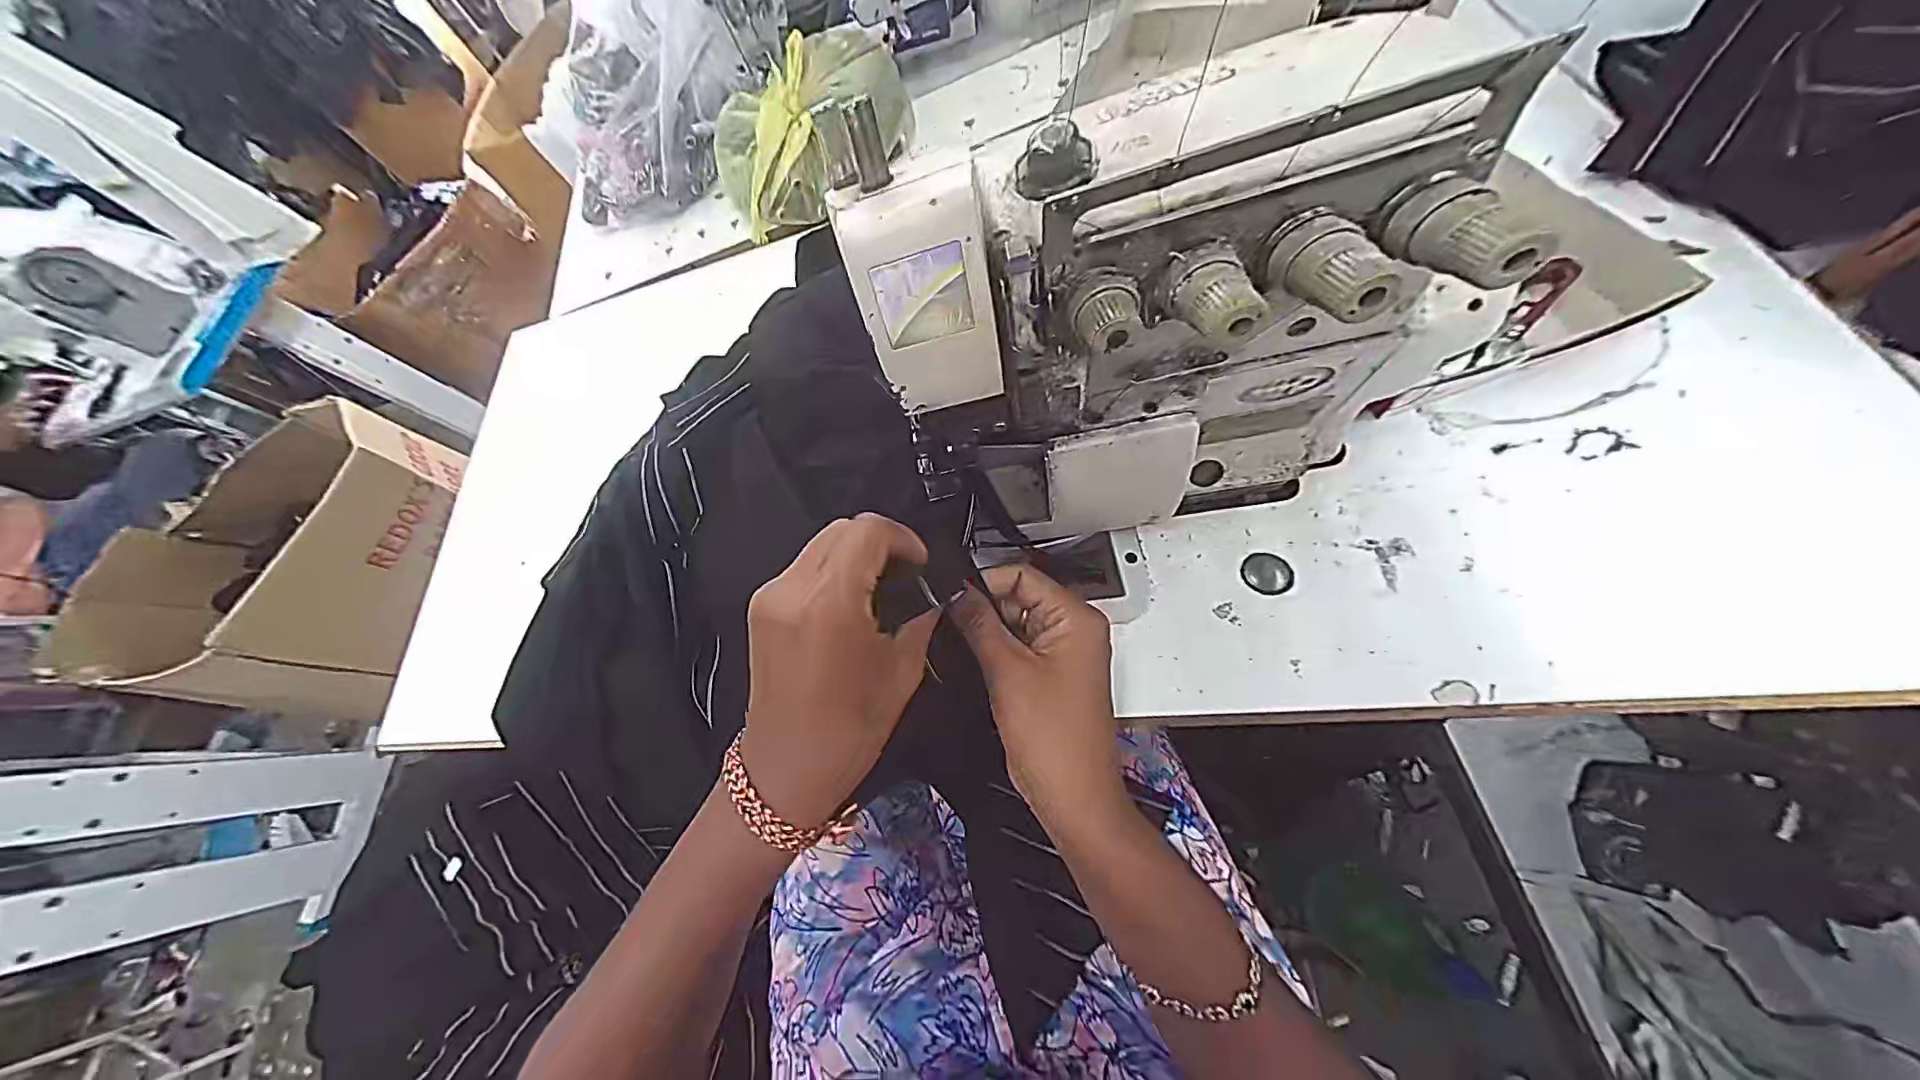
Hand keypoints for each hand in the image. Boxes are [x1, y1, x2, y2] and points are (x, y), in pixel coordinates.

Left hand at [739, 513, 938, 828]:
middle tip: (906, 572)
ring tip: (880, 588)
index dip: (904, 539)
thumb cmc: (845, 733)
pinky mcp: (761, 606)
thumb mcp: (901, 670)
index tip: (920, 562)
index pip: (868, 531)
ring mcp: (770, 596)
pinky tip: (852, 601)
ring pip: (822, 542)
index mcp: (829, 604)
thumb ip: (920, 614)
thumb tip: (931, 586)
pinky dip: (834, 570)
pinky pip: (805, 566)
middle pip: (843, 527)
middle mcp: (792, 591)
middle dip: (881, 542)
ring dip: (856, 553)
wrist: (786, 768)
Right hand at [952, 563, 1124, 826]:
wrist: (1072, 794)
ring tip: (967, 648)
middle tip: (953, 622)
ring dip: (988, 631)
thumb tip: (958, 593)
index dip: (985, 582)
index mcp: (1076, 618)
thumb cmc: (1057, 742)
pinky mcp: (1050, 673)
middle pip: (1019, 596)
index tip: (954, 594)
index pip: (1023, 575)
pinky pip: (1019, 646)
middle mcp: (1075, 630)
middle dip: (984, 608)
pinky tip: (981, 664)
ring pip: (1015, 622)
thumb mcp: (1007, 671)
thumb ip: (978, 624)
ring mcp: (1063, 652)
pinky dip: (997, 651)